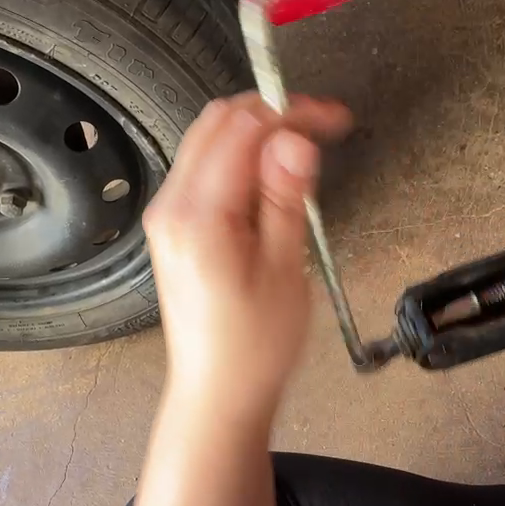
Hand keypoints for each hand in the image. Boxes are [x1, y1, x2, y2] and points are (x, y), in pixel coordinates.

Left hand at [143, 92, 352, 414]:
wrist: (218, 393)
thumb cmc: (255, 347)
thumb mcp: (285, 271)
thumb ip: (285, 199)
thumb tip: (296, 140)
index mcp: (199, 215)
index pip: (244, 129)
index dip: (292, 112)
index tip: (335, 119)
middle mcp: (172, 206)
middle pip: (218, 122)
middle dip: (273, 112)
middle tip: (325, 125)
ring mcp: (168, 216)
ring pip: (209, 140)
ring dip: (258, 131)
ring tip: (306, 147)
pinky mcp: (175, 228)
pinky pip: (205, 169)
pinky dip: (241, 157)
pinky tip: (275, 176)